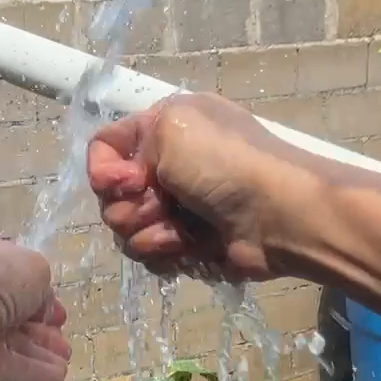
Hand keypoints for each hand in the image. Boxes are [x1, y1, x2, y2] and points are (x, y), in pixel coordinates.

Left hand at [0, 232, 70, 380]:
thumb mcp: (32, 268)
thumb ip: (42, 289)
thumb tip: (43, 309)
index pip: (11, 278)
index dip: (36, 295)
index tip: (56, 312)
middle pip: (12, 314)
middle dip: (40, 327)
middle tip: (63, 340)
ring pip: (11, 342)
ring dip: (39, 351)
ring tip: (67, 360)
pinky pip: (7, 366)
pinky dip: (32, 372)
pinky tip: (57, 378)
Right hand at [87, 93, 325, 282]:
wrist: (277, 216)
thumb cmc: (226, 165)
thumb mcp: (174, 126)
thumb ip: (125, 142)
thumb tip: (117, 183)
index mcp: (163, 130)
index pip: (104, 149)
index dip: (104, 173)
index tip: (130, 183)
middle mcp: (165, 166)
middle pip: (111, 198)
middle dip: (132, 209)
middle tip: (165, 205)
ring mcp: (174, 208)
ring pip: (126, 231)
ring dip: (150, 235)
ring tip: (182, 232)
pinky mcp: (184, 243)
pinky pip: (148, 255)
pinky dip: (164, 254)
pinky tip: (189, 248)